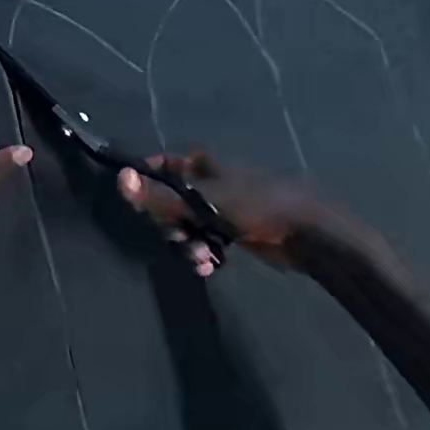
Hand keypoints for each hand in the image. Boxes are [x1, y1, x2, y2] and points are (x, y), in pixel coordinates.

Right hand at [117, 153, 348, 274]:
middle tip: (178, 237)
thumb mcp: (203, 201)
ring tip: (200, 259)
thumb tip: (119, 178)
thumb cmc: (256, 205)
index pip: (158, 166)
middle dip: (169, 225)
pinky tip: (209, 266)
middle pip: (167, 201)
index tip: (140, 204)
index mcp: (198, 164)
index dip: (145, 183)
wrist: (310, 233)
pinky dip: (202, 252)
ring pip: (184, 225)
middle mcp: (205, 182)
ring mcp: (218, 207)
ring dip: (186, 244)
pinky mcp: (230, 230)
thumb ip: (159, 195)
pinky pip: (202, 240)